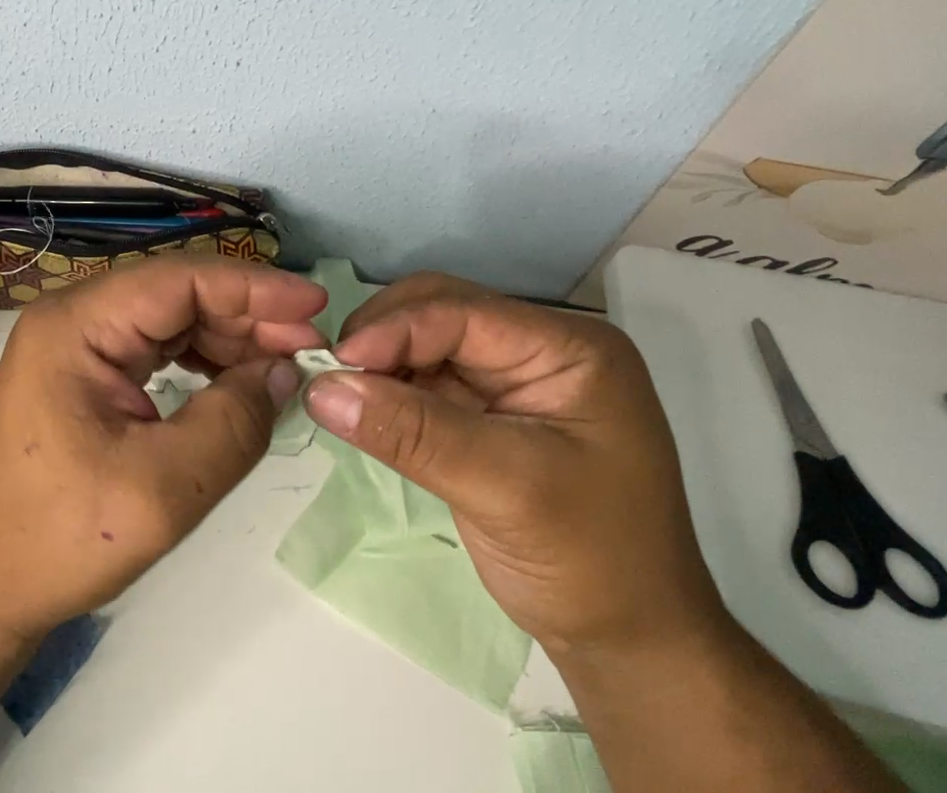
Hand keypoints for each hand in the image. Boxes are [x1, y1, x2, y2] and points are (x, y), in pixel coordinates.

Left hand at [0, 255, 326, 639]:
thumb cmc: (68, 538)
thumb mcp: (167, 487)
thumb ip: (235, 421)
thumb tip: (286, 370)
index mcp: (74, 328)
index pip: (178, 280)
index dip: (253, 287)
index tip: (317, 305)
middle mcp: (71, 320)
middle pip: (174, 292)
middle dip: (246, 314)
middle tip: (310, 346)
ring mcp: (75, 344)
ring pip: (169, 317)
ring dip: (229, 336)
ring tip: (285, 365)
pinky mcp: (86, 371)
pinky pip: (155, 346)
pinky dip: (202, 359)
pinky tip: (240, 381)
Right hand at [302, 273, 728, 659]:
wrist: (625, 634)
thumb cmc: (590, 557)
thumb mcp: (506, 487)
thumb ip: (413, 433)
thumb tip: (321, 389)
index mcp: (567, 349)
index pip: (462, 312)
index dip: (392, 329)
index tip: (331, 365)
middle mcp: (536, 351)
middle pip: (437, 313)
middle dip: (379, 337)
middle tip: (327, 378)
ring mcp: (508, 383)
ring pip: (420, 346)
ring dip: (375, 364)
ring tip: (333, 396)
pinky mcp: (481, 416)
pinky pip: (420, 385)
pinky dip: (384, 393)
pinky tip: (357, 412)